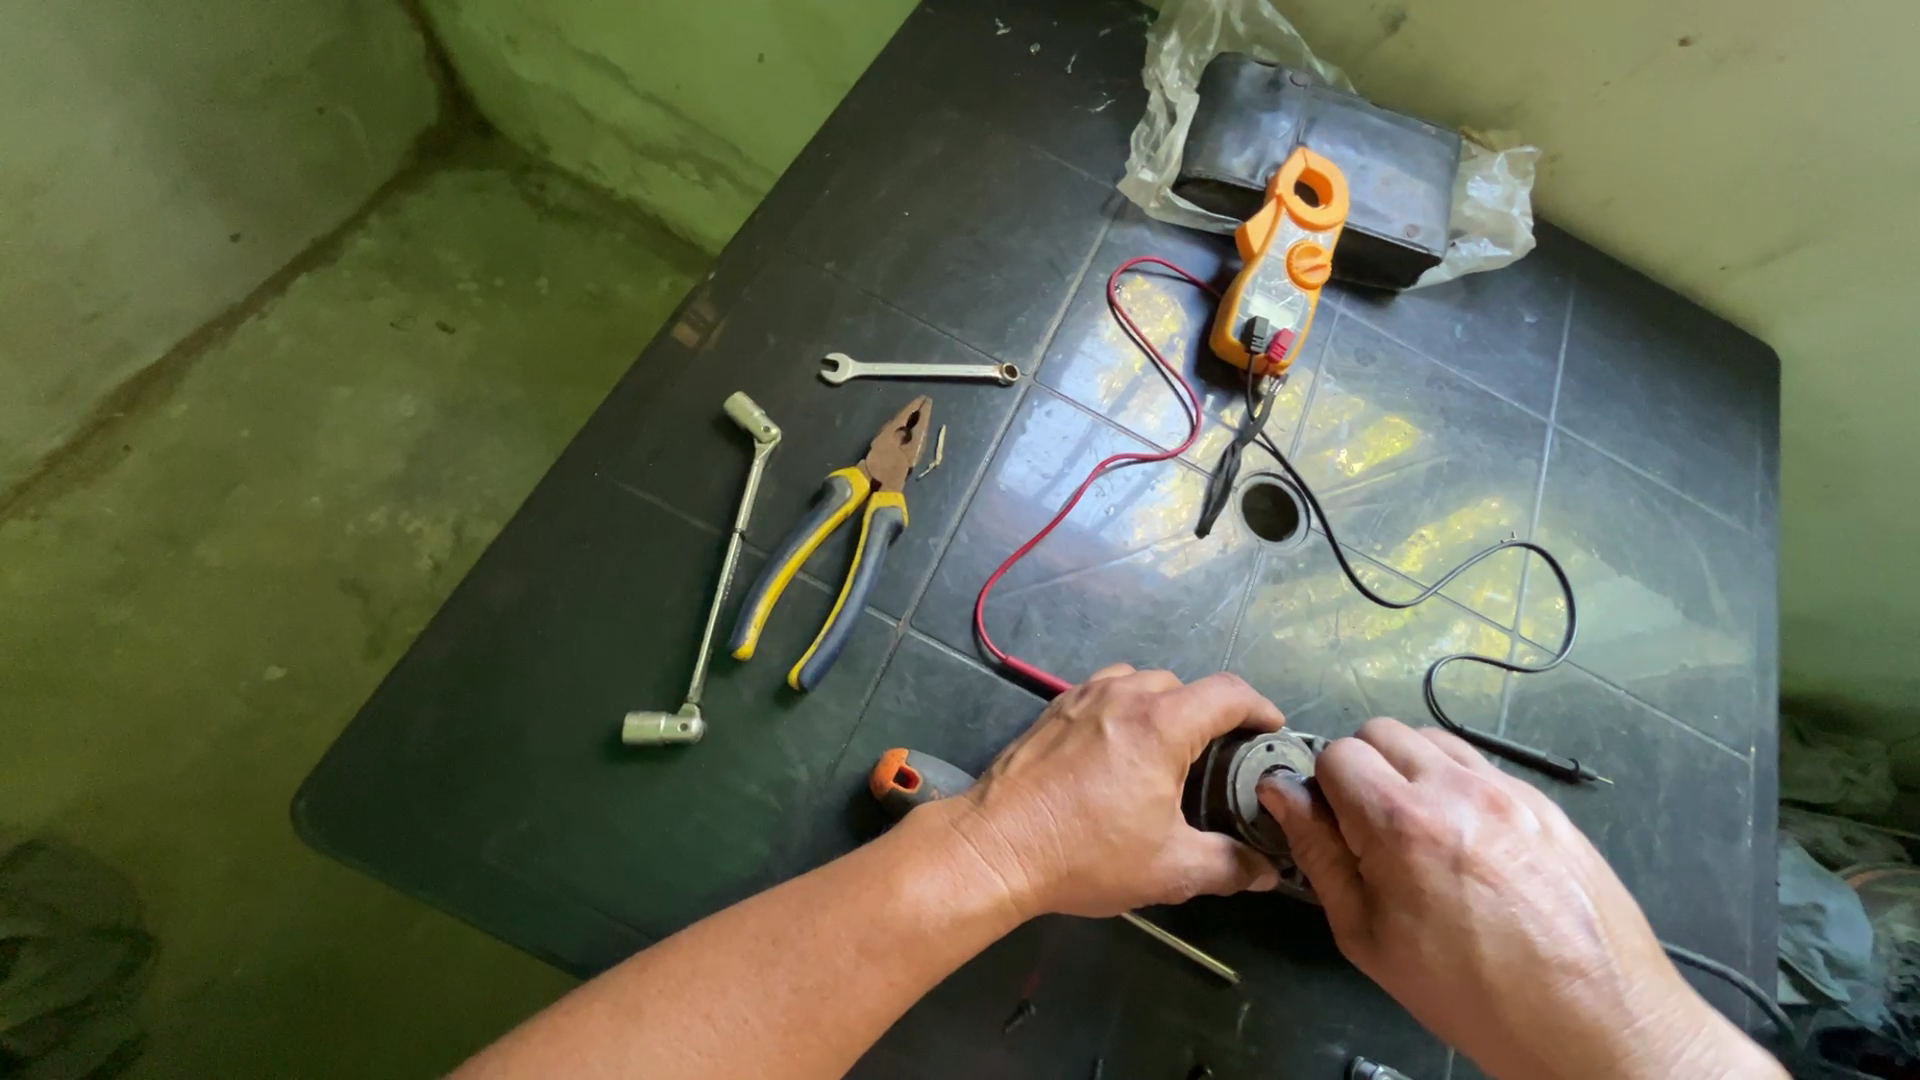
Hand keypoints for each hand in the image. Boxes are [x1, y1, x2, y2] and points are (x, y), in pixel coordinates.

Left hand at [938, 665, 1284, 919]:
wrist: (998, 843)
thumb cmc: (1088, 853)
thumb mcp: (1169, 869)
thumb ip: (1228, 865)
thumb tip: (1265, 871)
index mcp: (1160, 724)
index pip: (1227, 692)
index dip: (1259, 707)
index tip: (1271, 730)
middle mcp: (1123, 695)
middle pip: (1183, 685)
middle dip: (1209, 712)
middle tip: (1218, 754)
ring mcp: (1082, 696)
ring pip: (1139, 681)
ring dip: (1163, 703)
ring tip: (1167, 745)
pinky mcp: (1054, 707)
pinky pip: (1103, 689)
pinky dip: (1123, 704)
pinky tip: (1117, 743)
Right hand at [1260, 718, 1782, 1079]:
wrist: (1601, 1030)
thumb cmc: (1467, 991)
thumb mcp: (1365, 933)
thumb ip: (1317, 851)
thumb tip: (1279, 790)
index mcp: (1401, 822)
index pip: (1335, 753)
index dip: (1325, 787)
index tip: (1337, 825)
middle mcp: (1454, 789)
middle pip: (1378, 731)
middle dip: (1362, 768)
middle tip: (1374, 824)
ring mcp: (1507, 790)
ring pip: (1428, 738)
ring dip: (1409, 766)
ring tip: (1422, 824)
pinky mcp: (1544, 803)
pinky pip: (1479, 763)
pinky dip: (1456, 784)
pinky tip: (1471, 838)